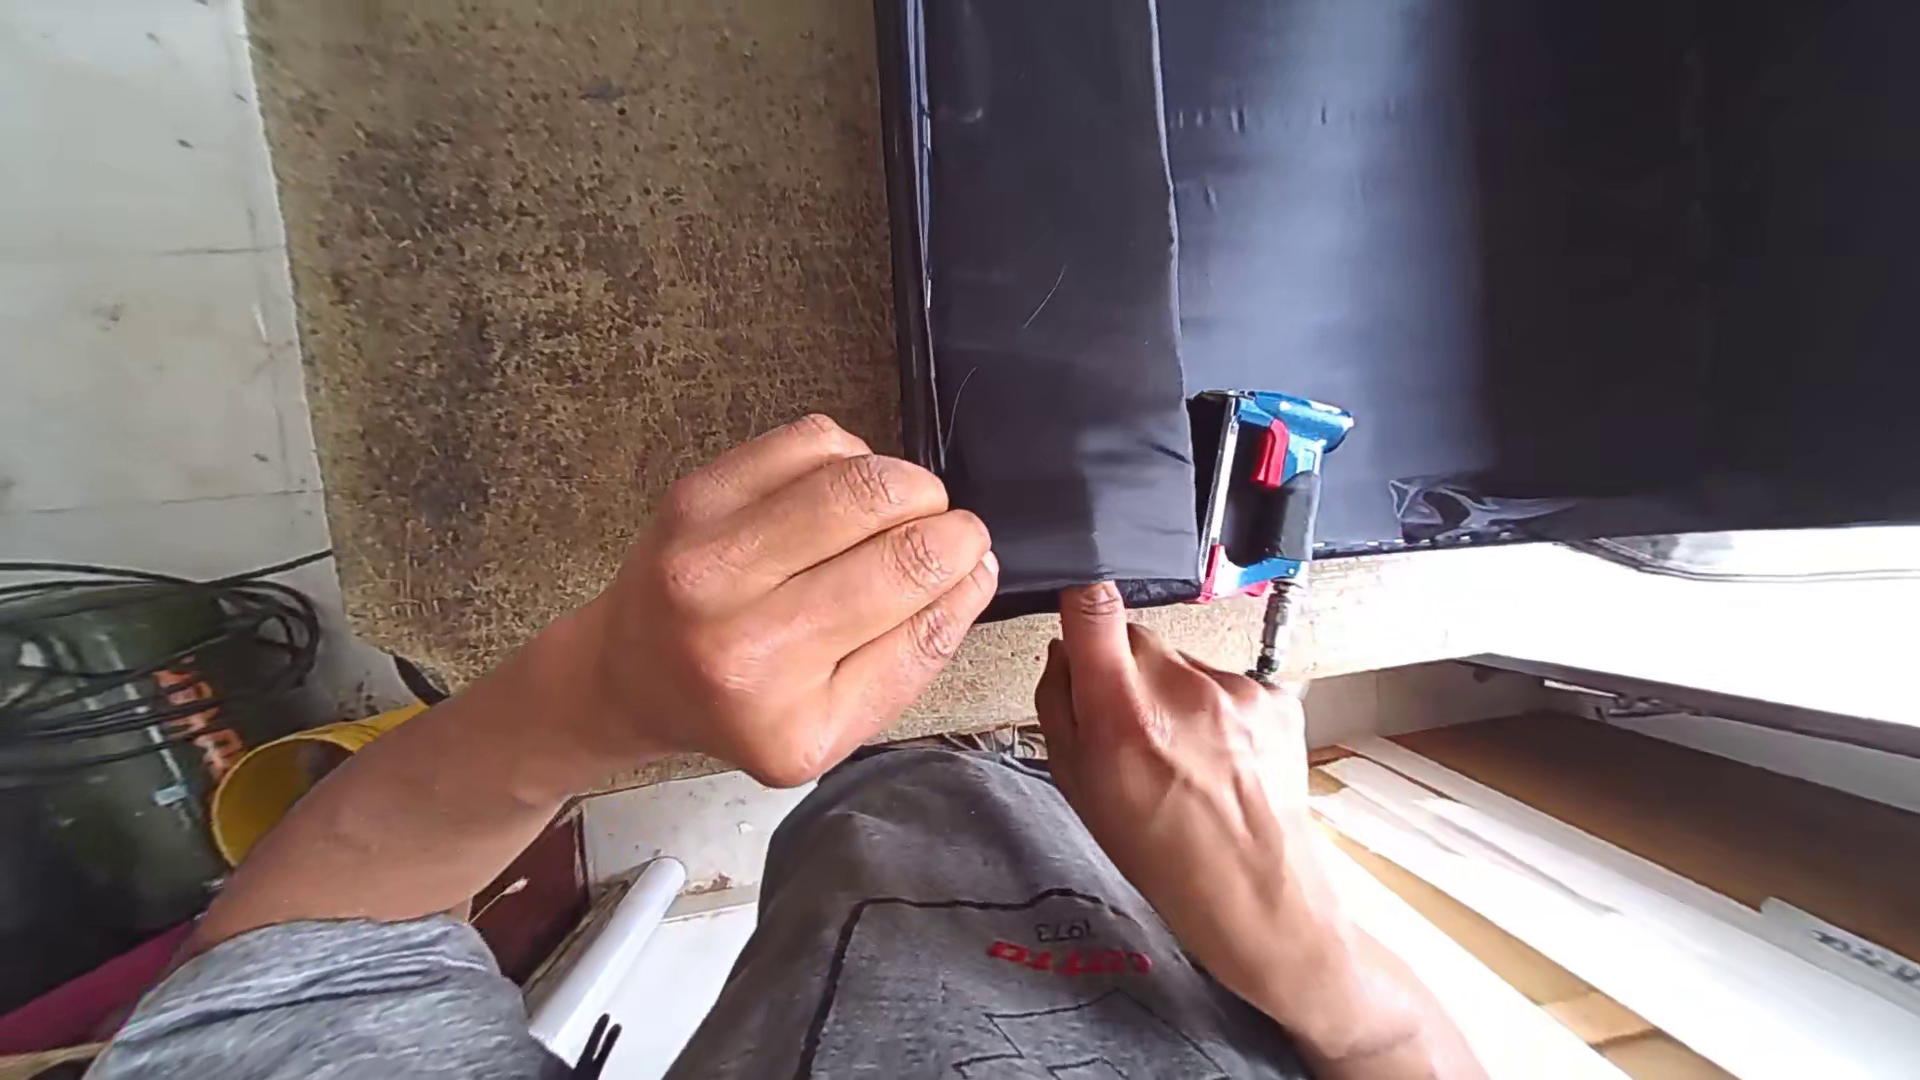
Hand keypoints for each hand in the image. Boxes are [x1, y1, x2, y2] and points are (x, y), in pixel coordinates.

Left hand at [561, 414, 997, 785]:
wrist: (632, 673)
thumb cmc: (744, 704)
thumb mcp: (838, 722)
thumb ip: (917, 654)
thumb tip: (976, 570)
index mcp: (784, 709)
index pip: (916, 618)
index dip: (965, 572)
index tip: (974, 557)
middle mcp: (737, 632)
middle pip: (894, 539)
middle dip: (948, 525)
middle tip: (950, 530)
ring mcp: (708, 553)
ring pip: (858, 479)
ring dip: (909, 484)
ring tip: (906, 508)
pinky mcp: (697, 494)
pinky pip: (812, 440)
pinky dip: (855, 455)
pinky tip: (849, 490)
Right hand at [1036, 584, 1484, 1077]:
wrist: (1259, 894)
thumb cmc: (1156, 849)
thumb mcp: (1077, 784)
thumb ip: (1057, 705)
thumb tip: (1063, 650)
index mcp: (1123, 714)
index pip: (1096, 610)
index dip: (1080, 597)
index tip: (1077, 609)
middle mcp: (1181, 689)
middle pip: (1133, 634)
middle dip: (1119, 662)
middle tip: (1126, 715)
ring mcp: (1234, 689)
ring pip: (1176, 655)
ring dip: (1165, 683)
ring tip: (1178, 743)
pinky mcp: (1272, 694)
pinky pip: (1218, 676)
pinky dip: (1207, 700)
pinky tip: (1214, 748)